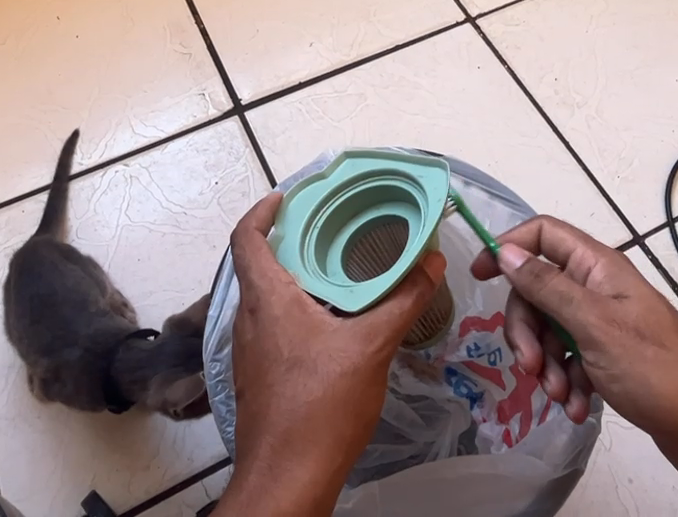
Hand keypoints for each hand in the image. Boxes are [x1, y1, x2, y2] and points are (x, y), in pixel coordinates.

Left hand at [219, 191, 445, 515]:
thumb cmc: (322, 406)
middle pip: (256, 263)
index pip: (245, 237)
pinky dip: (294, 307)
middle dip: (288, 241)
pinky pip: (271, 323)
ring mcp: (249, 349)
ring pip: (265, 296)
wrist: (286, 480)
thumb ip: (403, 300)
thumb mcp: (371, 347)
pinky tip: (329, 320)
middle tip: (326, 228)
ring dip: (292, 275)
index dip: (261, 211)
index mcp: (266, 299)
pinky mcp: (258, 374)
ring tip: (333, 268)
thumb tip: (433, 262)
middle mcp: (249, 318)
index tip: (287, 197)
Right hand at [470, 216, 677, 496]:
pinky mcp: (612, 359)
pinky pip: (571, 359)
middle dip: (527, 328)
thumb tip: (506, 250)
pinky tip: (579, 407)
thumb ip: (546, 285)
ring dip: (546, 362)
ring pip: (551, 327)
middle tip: (529, 366)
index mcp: (597, 266)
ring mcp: (606, 324)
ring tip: (561, 396)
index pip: (542, 233)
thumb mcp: (592, 324)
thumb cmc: (656, 371)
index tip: (481, 275)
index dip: (508, 246)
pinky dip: (569, 382)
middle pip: (538, 288)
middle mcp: (599, 288)